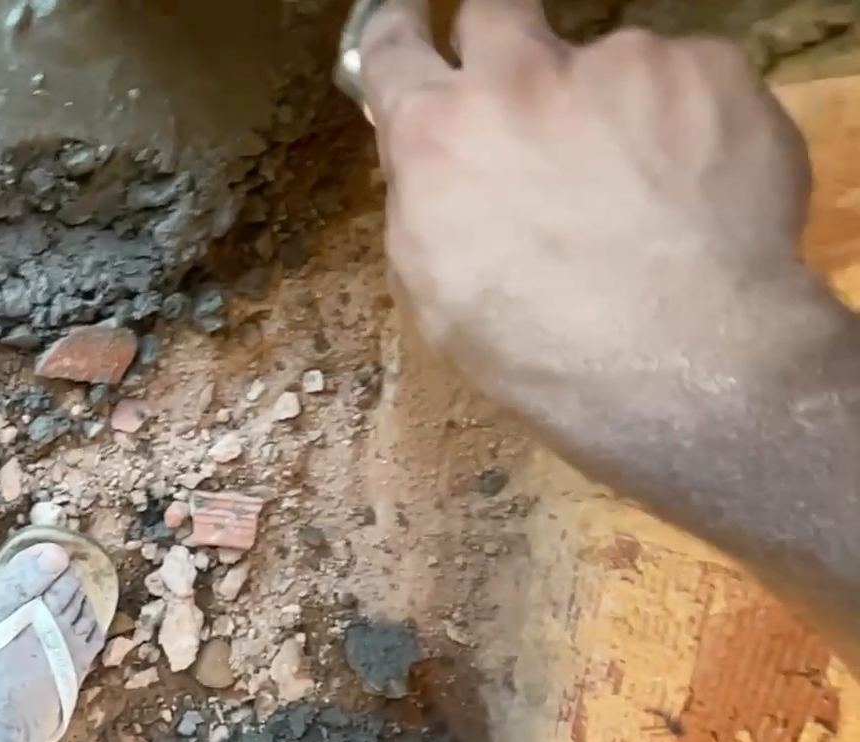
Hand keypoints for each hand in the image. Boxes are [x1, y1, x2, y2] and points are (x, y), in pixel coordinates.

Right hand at [360, 0, 824, 435]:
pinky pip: (674, 81)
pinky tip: (671, 183)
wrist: (656, 345)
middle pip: (495, 4)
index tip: (399, 21)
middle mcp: (519, 79)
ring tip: (617, 181)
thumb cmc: (511, 331)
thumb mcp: (425, 270)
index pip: (393, 52)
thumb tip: (438, 163)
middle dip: (489, 25)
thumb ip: (427, 193)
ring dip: (594, 103)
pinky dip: (666, 120)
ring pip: (597, 63)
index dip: (392, 33)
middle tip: (504, 68)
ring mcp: (621, 63)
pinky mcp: (710, 68)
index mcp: (434, 136)